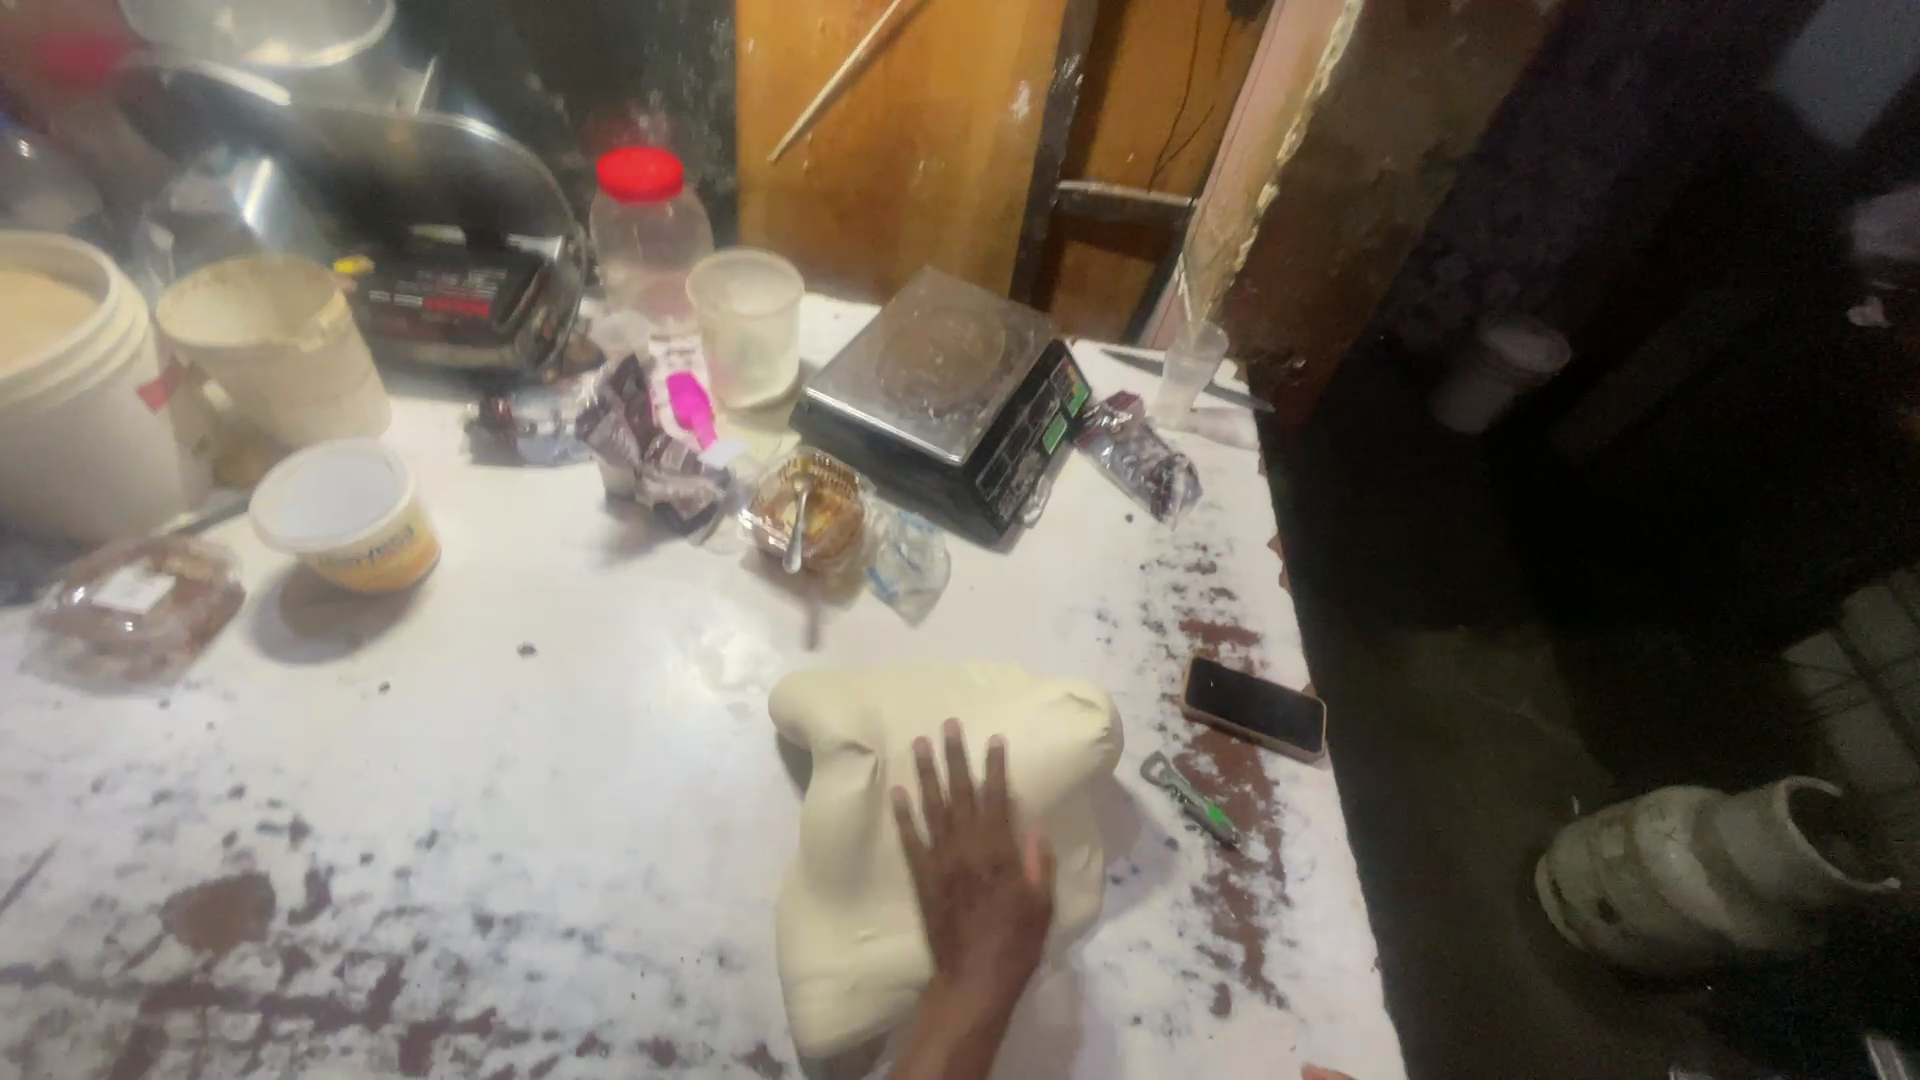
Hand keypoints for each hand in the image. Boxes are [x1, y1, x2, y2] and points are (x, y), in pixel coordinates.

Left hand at [891, 718, 1054, 1008]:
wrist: (974, 979)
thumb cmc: (1016, 943)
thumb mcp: (1042, 905)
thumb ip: (1037, 864)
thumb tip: (1035, 828)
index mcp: (999, 851)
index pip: (996, 797)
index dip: (994, 767)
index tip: (992, 738)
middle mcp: (967, 847)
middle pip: (960, 792)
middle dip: (955, 756)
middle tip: (948, 724)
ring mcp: (941, 860)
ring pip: (933, 807)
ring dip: (926, 773)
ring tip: (920, 743)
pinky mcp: (922, 876)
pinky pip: (910, 840)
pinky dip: (903, 815)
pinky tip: (897, 791)